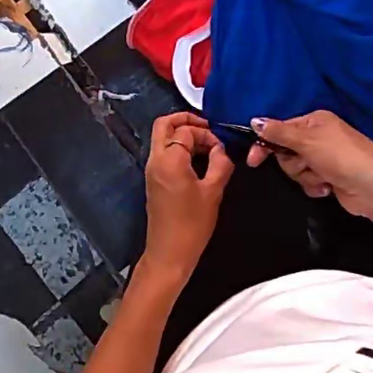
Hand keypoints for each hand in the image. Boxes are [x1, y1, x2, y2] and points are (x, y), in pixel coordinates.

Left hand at [140, 112, 233, 279]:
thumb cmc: (192, 224)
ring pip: (161, 137)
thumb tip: (221, 149)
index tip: (221, 147)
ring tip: (206, 143)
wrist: (169, 252)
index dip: (206, 133)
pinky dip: (178, 147)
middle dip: (185, 120)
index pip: (185, 131)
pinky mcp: (153, 179)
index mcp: (168, 159)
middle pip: (163, 124)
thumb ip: (220, 164)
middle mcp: (155, 160)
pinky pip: (163, 152)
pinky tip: (197, 157)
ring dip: (182, 134)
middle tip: (207, 127)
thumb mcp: (213, 192)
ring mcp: (151, 169)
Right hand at [246, 111, 372, 218]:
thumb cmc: (342, 157)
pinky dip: (315, 185)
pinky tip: (328, 186)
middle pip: (286, 151)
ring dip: (306, 176)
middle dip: (293, 163)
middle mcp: (318, 137)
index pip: (280, 130)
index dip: (266, 145)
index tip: (253, 161)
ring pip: (295, 169)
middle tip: (307, 165)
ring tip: (323, 177)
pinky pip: (308, 181)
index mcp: (314, 121)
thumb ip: (278, 132)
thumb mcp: (307, 141)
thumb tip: (254, 121)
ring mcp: (324, 158)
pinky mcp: (328, 177)